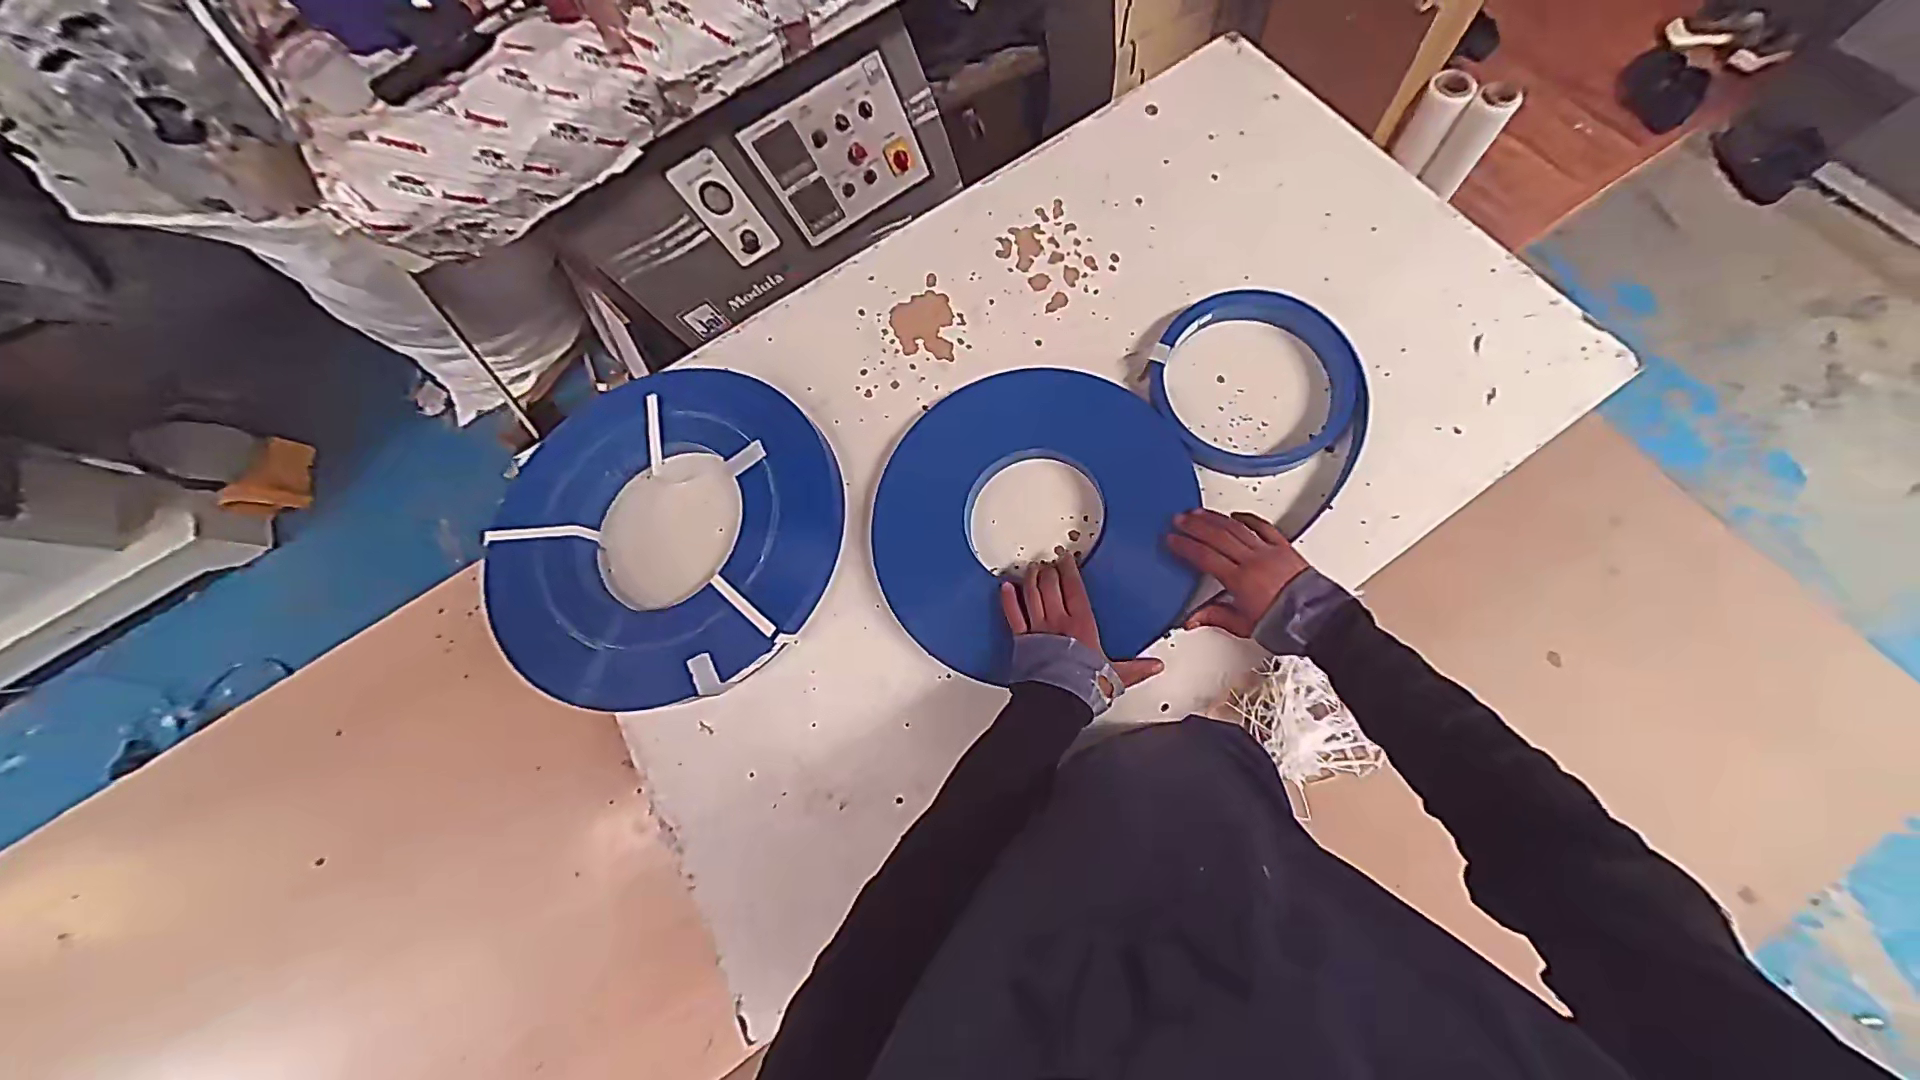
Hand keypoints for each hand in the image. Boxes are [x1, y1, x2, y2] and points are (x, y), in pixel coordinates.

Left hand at [999, 547, 1165, 686]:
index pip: (1074, 588)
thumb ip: (1136, 668)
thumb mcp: (1116, 676)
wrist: (1058, 699)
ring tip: (1031, 569)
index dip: (1069, 569)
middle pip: (1050, 586)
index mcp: (1081, 624)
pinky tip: (1005, 587)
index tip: (1066, 559)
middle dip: (1048, 570)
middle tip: (1048, 562)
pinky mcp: (1022, 640)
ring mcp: (1038, 629)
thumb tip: (1154, 666)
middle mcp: (1058, 621)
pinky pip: (1013, 614)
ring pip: (1032, 594)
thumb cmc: (1084, 686)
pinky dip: (1008, 599)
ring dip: (1031, 578)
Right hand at [1165, 509, 1309, 637]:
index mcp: (1240, 580)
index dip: (1185, 546)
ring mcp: (1269, 552)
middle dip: (1195, 525)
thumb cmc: (1285, 624)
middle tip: (1180, 519)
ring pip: (1236, 527)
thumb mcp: (1244, 625)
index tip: (1172, 539)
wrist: (1319, 620)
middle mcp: (1253, 561)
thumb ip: (1215, 617)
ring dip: (1215, 518)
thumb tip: (1192, 619)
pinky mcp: (1284, 548)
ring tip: (1199, 513)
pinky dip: (1247, 519)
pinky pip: (1263, 527)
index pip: (1204, 557)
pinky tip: (1236, 516)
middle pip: (1217, 536)